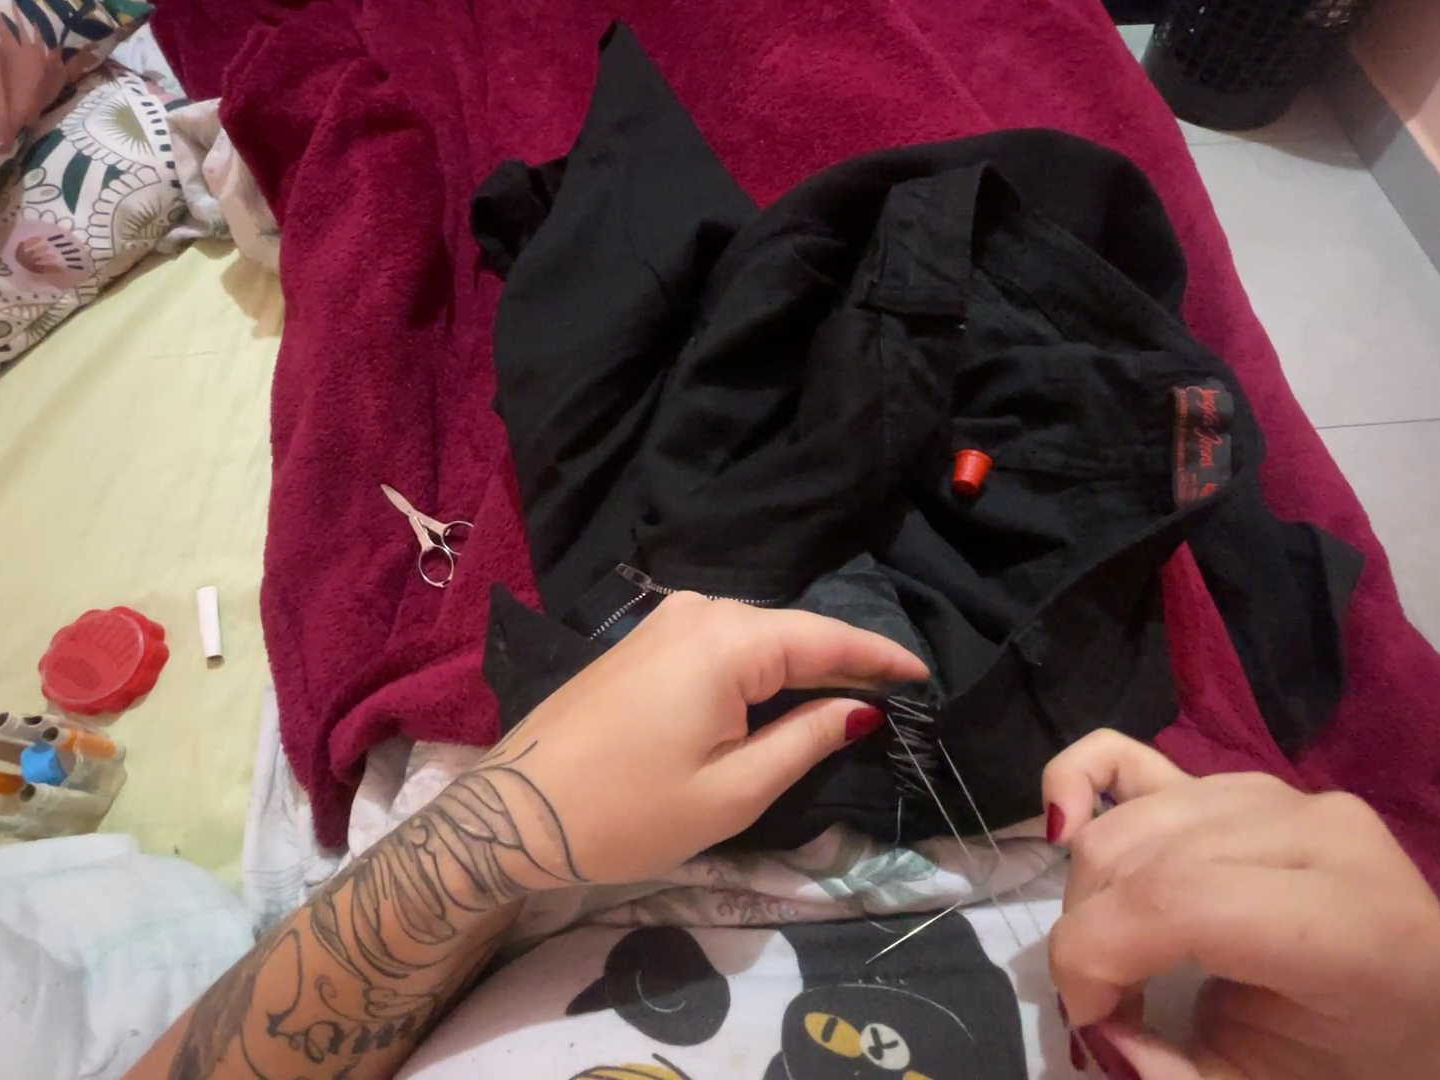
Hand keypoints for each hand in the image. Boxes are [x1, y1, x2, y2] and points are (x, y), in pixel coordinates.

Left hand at [479, 592, 926, 886]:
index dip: (878, 657)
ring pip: (759, 636)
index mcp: (727, 641)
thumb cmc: (629, 811)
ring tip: (849, 693)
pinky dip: (762, 665)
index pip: (825, 638)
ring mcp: (668, 619)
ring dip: (802, 664)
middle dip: (843, 661)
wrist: (516, 809)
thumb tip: (859, 708)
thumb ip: (805, 738)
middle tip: (894, 691)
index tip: (923, 672)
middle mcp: (700, 610)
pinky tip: (782, 688)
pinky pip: (724, 642)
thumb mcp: (733, 790)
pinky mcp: (648, 637)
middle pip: (792, 632)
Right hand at [1042, 731, 1439, 1079]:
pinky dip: (1073, 780)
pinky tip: (1062, 827)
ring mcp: (1266, 792)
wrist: (1428, 1023)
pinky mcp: (1227, 780)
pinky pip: (1123, 756)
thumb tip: (1098, 1038)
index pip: (1176, 903)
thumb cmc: (1363, 1072)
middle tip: (1105, 1007)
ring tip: (1112, 956)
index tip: (1087, 1021)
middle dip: (1089, 935)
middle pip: (1137, 860)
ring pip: (1122, 826)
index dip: (1096, 956)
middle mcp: (1312, 832)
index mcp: (1354, 923)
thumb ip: (1173, 1077)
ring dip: (1088, 895)